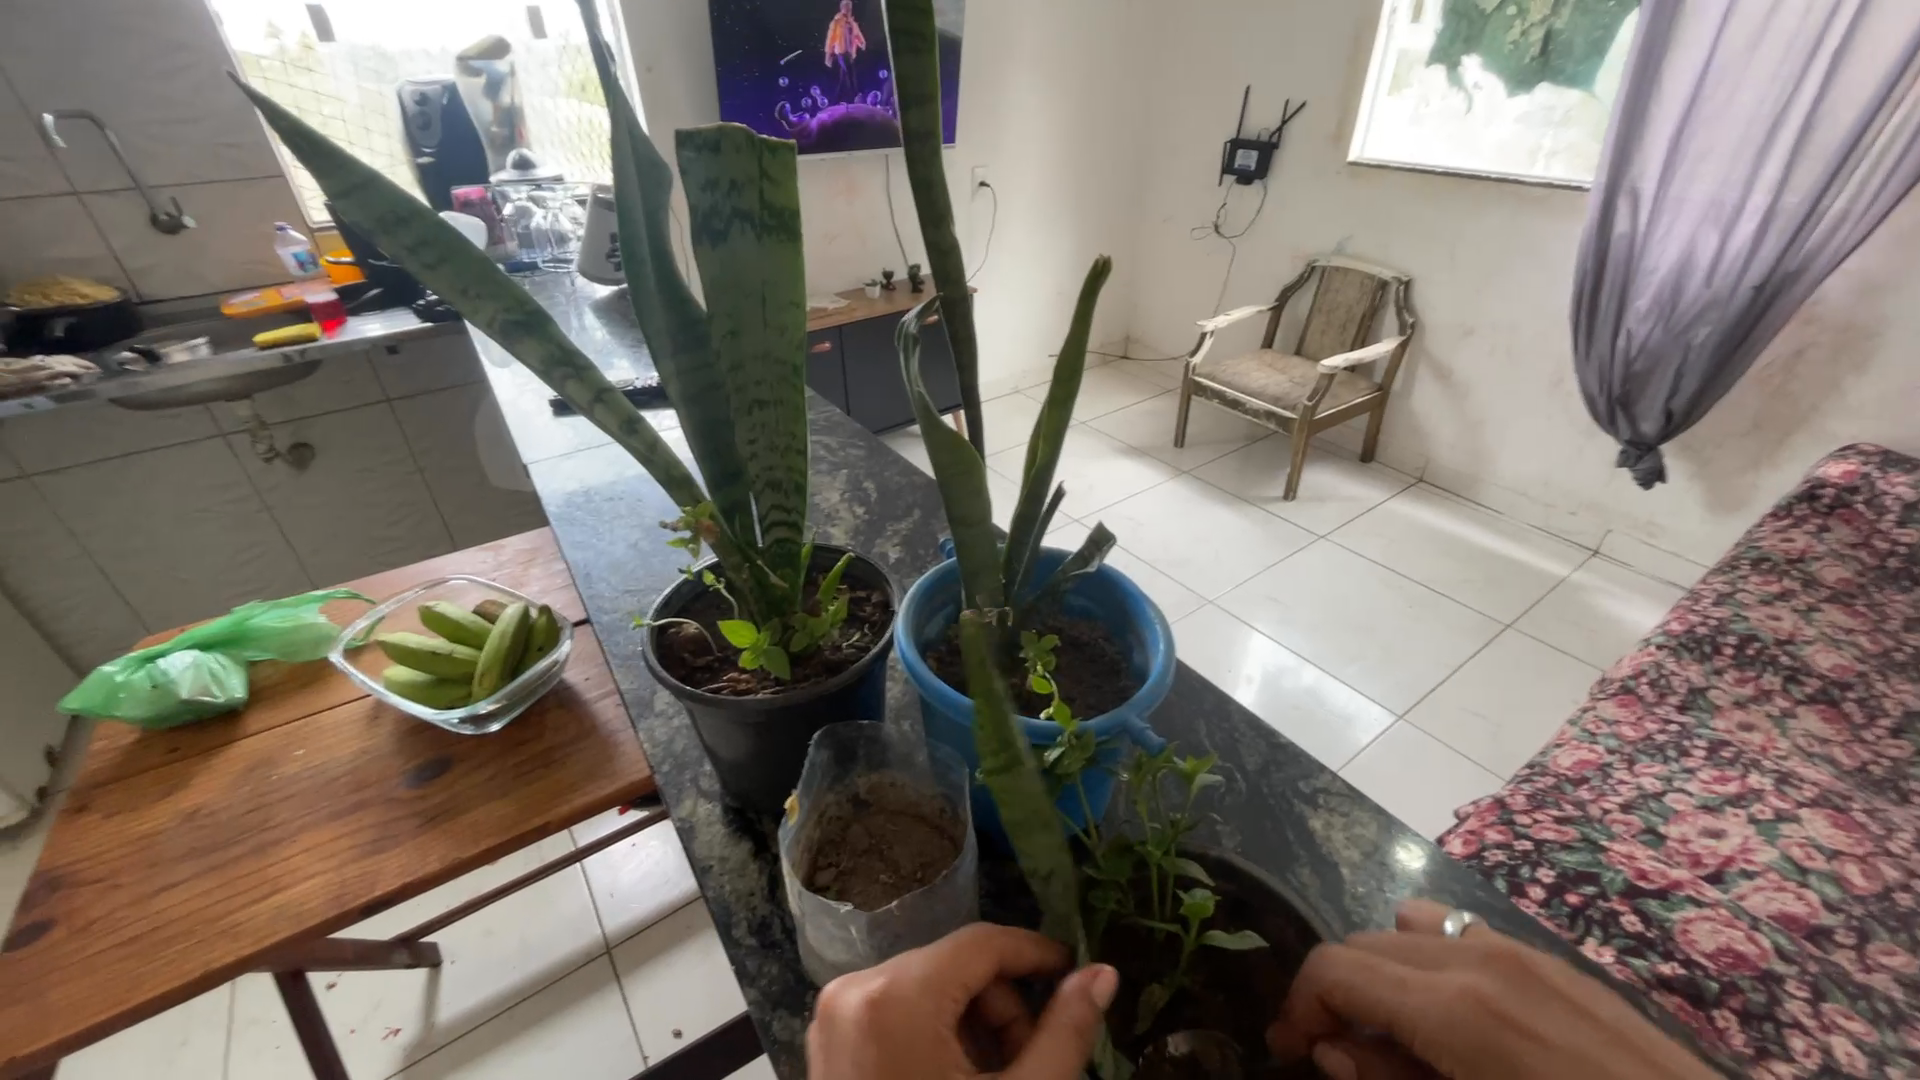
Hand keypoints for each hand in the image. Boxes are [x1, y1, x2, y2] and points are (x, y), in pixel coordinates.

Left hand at [808, 922, 1117, 1079]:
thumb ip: (1065, 1032)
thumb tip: (1104, 972)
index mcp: (896, 996)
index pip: (982, 943)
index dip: (1036, 953)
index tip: (1075, 973)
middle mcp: (856, 989)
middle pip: (956, 967)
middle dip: (1003, 1009)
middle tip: (1030, 1062)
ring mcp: (836, 1014)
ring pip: (930, 987)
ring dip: (974, 1025)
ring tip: (996, 1078)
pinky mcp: (831, 1039)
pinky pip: (900, 1008)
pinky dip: (937, 1034)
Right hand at [1269, 898, 1718, 1079]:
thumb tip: (1331, 1050)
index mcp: (1453, 1005)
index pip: (1335, 968)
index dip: (1298, 1004)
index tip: (1289, 1049)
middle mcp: (1474, 956)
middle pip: (1363, 944)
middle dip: (1334, 993)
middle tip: (1334, 1049)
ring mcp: (1516, 949)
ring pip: (1407, 926)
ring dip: (1383, 970)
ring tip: (1394, 1026)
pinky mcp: (1551, 959)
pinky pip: (1461, 932)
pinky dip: (1431, 957)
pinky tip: (1456, 1012)